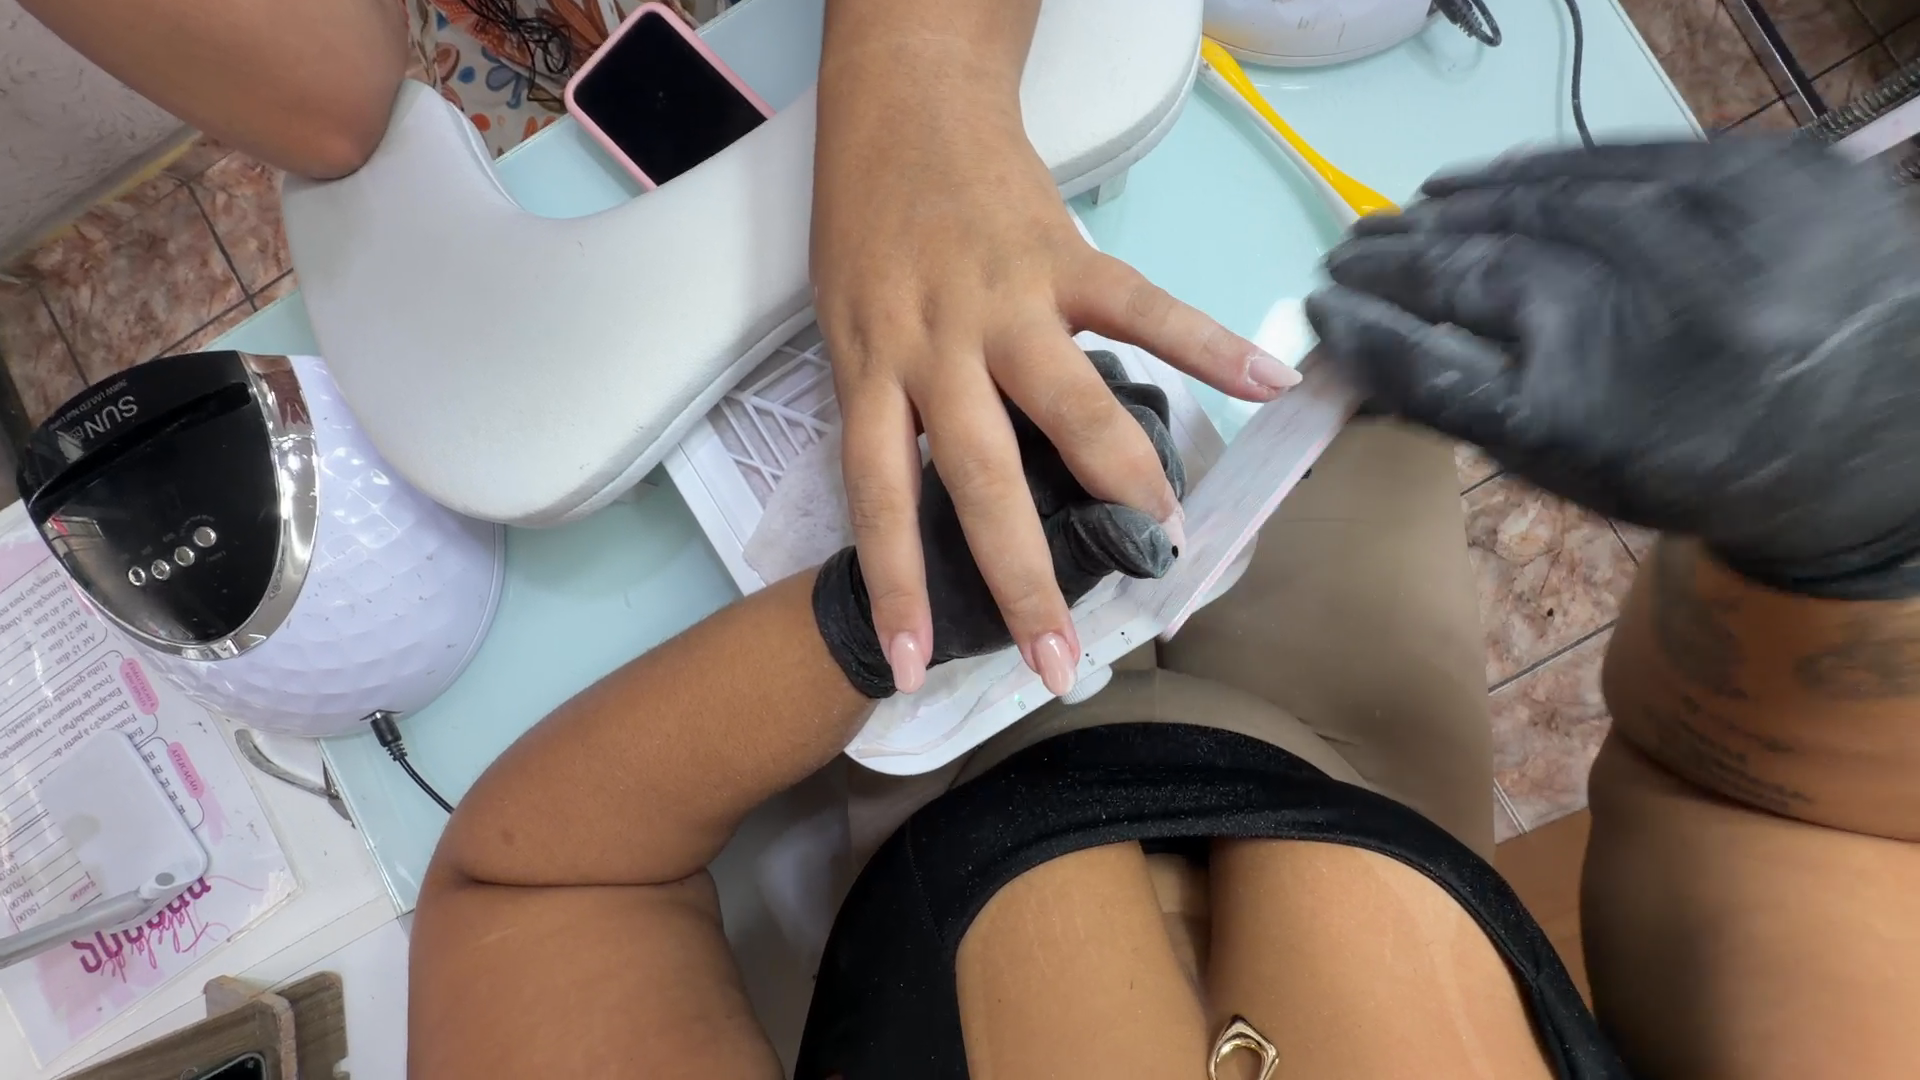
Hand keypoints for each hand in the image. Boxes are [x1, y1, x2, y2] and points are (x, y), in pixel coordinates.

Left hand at [813, 33, 1295, 696]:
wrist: (902, 104)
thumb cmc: (867, 234)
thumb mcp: (849, 334)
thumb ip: (894, 414)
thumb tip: (948, 502)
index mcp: (872, 373)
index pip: (877, 500)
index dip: (894, 588)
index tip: (909, 669)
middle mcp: (935, 348)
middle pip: (981, 478)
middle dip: (1023, 578)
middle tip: (1060, 658)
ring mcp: (1005, 302)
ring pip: (1069, 407)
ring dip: (1123, 485)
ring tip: (1166, 547)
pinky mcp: (1066, 254)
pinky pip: (1142, 305)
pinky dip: (1203, 345)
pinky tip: (1264, 384)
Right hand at [1305, 137, 1919, 595]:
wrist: (1867, 445)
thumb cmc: (1670, 466)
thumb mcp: (1550, 460)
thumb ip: (1450, 397)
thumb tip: (1361, 337)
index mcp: (1586, 419)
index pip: (1431, 362)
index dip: (1365, 323)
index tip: (1318, 299)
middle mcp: (1654, 332)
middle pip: (1484, 273)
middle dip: (1401, 256)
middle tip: (1349, 247)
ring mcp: (1731, 248)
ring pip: (1553, 204)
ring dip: (1460, 205)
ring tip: (1406, 208)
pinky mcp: (1790, 182)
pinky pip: (1637, 158)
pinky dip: (1550, 165)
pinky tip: (1496, 175)